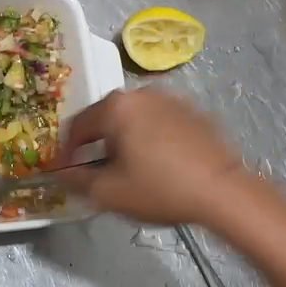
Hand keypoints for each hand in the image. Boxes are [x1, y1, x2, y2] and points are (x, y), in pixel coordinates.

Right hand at [54, 88, 247, 225]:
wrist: (222, 191)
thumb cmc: (159, 189)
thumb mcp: (108, 192)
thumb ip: (76, 180)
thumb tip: (62, 174)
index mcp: (116, 107)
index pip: (77, 126)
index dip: (66, 151)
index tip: (64, 172)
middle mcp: (142, 94)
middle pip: (105, 118)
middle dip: (95, 144)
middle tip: (94, 171)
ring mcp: (171, 100)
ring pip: (132, 119)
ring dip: (122, 140)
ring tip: (124, 168)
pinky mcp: (193, 112)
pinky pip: (157, 123)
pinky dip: (147, 138)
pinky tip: (154, 164)